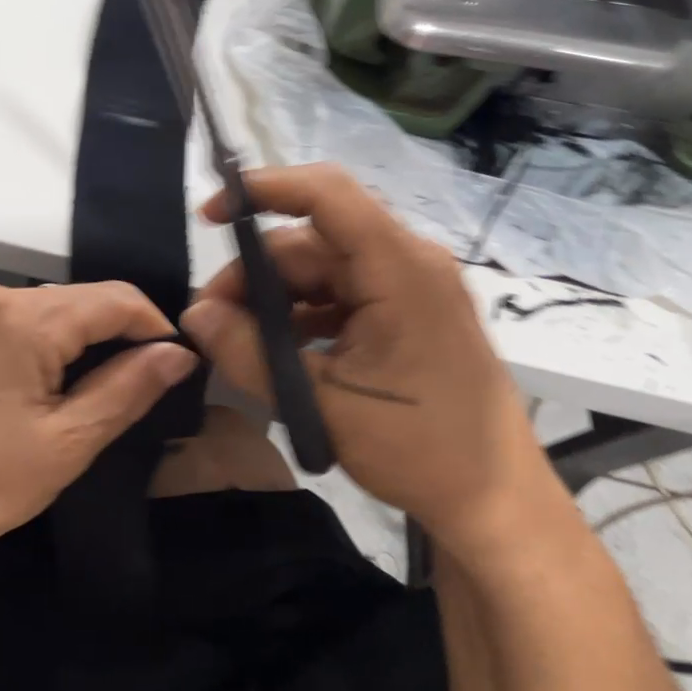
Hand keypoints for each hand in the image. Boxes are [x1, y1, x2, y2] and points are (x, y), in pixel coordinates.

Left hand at [0, 282, 198, 570]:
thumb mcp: (67, 442)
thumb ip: (128, 388)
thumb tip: (179, 354)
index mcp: (24, 318)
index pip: (114, 298)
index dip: (154, 326)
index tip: (174, 364)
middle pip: (78, 298)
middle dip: (115, 333)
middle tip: (137, 384)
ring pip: (45, 306)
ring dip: (77, 337)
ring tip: (94, 388)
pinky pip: (11, 318)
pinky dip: (40, 340)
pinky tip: (44, 381)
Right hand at [180, 165, 553, 551]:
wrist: (496, 501)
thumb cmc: (420, 449)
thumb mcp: (321, 404)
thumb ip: (250, 353)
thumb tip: (194, 314)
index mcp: (401, 270)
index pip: (327, 194)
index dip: (264, 189)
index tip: (210, 215)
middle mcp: (409, 263)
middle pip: (312, 241)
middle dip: (254, 274)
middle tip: (212, 323)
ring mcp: (410, 288)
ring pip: (319, 270)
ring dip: (273, 300)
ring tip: (237, 344)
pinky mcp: (406, 313)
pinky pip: (339, 295)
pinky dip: (300, 315)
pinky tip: (276, 353)